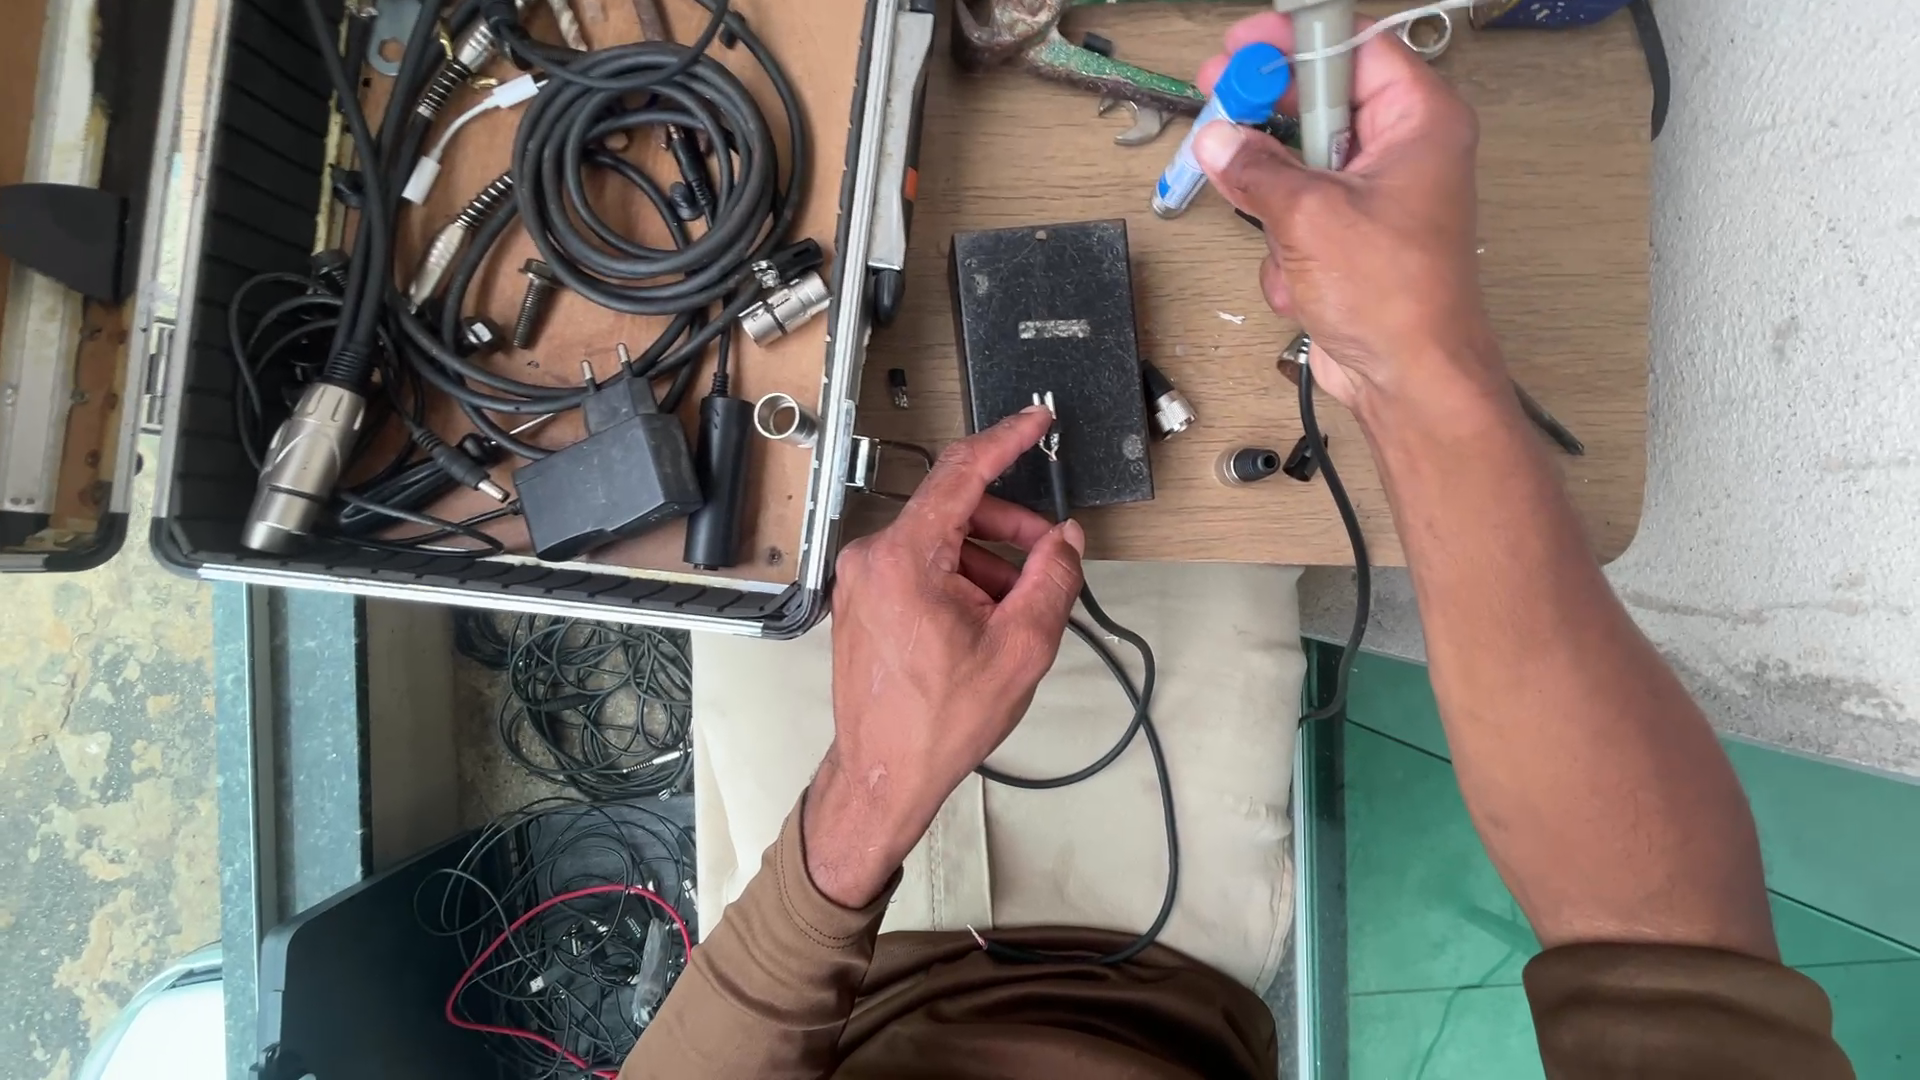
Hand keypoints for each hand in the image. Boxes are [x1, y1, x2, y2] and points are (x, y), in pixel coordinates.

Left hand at [804, 407, 1085, 906]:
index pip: (961, 472)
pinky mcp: (864, 596)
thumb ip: (1052, 580)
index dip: (1006, 440)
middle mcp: (874, 557)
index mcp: (906, 558)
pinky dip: (959, 576)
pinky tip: (984, 614)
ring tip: (1018, 603)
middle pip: (955, 509)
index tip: (1035, 421)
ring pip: (941, 539)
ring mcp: (863, 577)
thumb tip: (1066, 540)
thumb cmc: (937, 722)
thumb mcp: (1021, 648)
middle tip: (1050, 555)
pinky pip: (920, 564)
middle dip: (1010, 527)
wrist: (884, 772)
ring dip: (987, 558)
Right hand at [1194, 14, 1507, 419]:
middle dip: (1266, 129)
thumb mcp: (1311, 217)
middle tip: (1215, 110)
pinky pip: (1292, 222)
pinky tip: (1301, 284)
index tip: (1241, 44)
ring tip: (1291, 253)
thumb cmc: (1390, 293)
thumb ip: (1257, 170)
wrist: (1403, 373)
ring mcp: (1367, 200)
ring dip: (1276, 215)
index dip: (1293, 41)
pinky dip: (1284, 253)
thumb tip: (1217, 138)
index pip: (1352, 49)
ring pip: (1294, 174)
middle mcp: (1396, 152)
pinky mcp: (1343, 241)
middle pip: (1315, 110)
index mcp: (1416, 121)